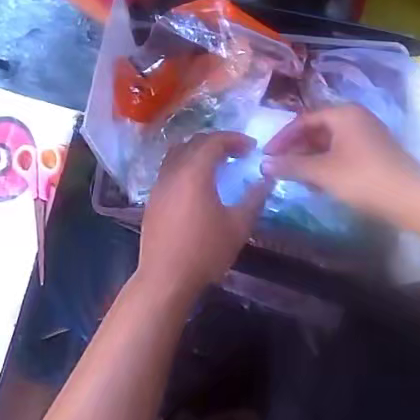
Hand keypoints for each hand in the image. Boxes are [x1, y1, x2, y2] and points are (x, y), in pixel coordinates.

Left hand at [135, 132, 266, 299]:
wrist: (165, 280)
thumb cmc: (205, 251)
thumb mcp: (239, 225)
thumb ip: (255, 197)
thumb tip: (267, 178)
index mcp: (195, 172)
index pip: (214, 141)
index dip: (235, 139)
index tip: (251, 147)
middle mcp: (174, 172)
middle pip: (194, 142)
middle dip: (217, 142)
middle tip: (237, 152)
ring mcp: (159, 186)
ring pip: (178, 154)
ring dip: (198, 152)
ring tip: (217, 164)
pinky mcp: (152, 200)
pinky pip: (169, 170)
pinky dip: (186, 166)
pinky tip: (197, 185)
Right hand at [261, 104, 419, 224]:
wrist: (411, 198)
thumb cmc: (363, 179)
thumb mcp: (323, 172)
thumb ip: (292, 166)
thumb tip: (264, 163)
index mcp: (343, 113)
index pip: (304, 119)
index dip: (282, 138)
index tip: (266, 156)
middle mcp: (356, 117)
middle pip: (317, 128)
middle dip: (296, 148)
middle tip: (278, 168)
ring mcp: (368, 134)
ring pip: (330, 142)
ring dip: (311, 158)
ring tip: (295, 178)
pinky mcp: (375, 152)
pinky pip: (343, 151)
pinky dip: (327, 164)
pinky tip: (319, 183)